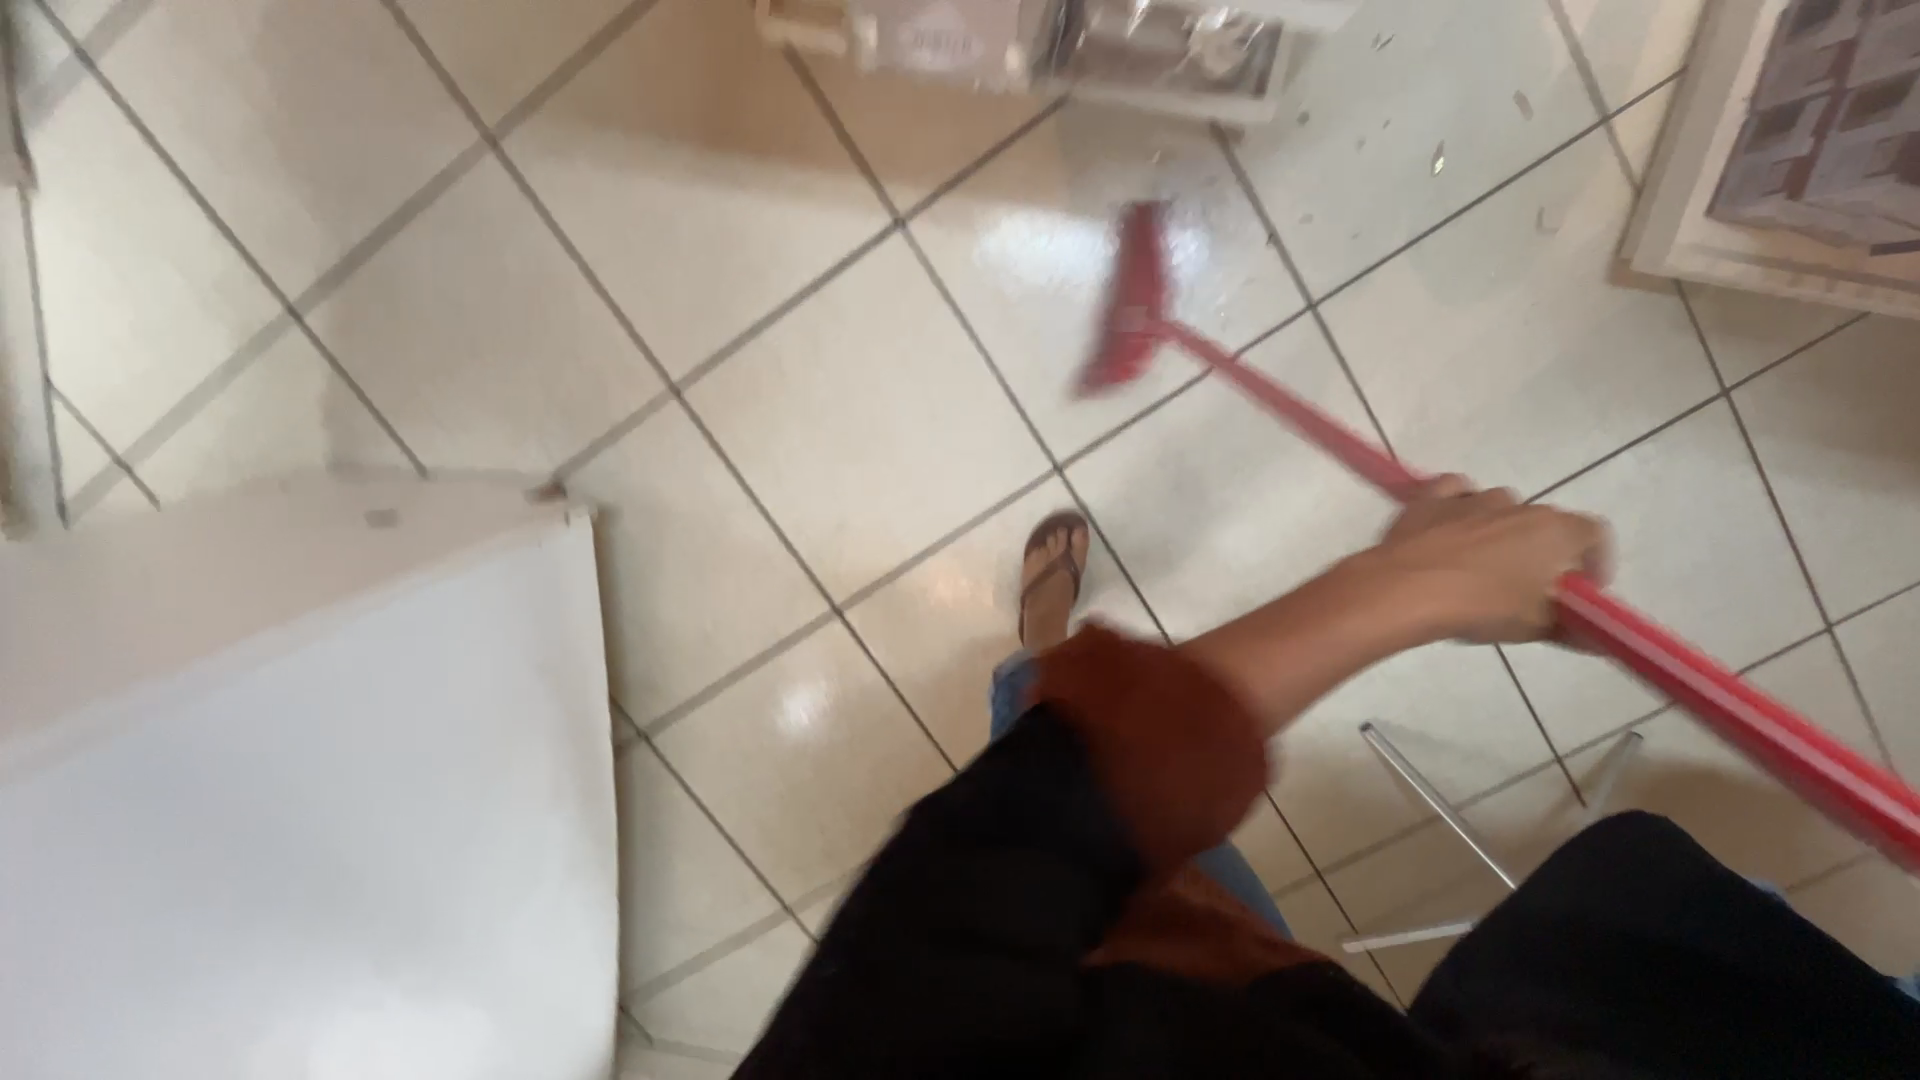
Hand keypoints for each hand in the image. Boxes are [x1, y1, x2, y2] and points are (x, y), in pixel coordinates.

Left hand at [1367, 475, 1612, 646]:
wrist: (1405, 589)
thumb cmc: (1481, 607)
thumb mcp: (1538, 627)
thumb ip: (1577, 630)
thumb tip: (1599, 640)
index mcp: (1555, 529)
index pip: (1594, 535)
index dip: (1593, 562)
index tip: (1579, 590)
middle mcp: (1516, 505)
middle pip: (1543, 522)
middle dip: (1542, 551)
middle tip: (1526, 586)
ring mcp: (1469, 499)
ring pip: (1498, 506)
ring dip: (1498, 529)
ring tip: (1481, 565)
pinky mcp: (1427, 500)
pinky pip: (1452, 491)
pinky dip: (1456, 505)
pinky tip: (1450, 528)